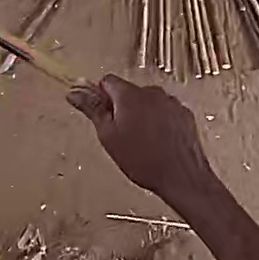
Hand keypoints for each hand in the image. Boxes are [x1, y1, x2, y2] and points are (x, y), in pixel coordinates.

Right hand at [69, 75, 219, 205]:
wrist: (183, 178)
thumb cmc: (142, 159)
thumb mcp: (108, 136)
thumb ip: (92, 109)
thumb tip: (73, 93)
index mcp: (129, 94)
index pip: (107, 81)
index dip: (102, 97)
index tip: (103, 115)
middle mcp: (151, 91)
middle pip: (128, 91)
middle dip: (122, 107)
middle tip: (121, 133)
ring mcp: (171, 102)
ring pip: (147, 101)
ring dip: (141, 113)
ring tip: (142, 141)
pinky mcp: (185, 114)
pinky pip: (164, 110)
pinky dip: (159, 120)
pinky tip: (159, 142)